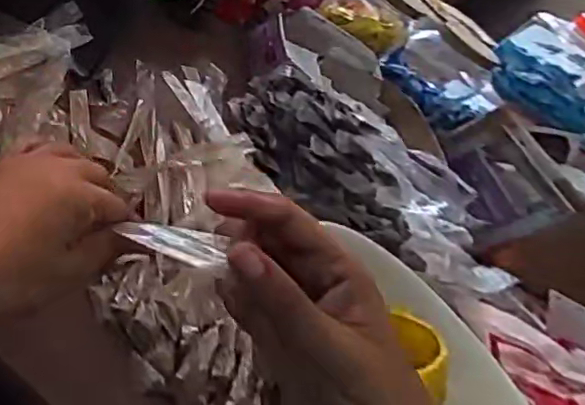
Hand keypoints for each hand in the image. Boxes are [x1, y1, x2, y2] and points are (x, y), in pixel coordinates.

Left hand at [0, 140, 129, 321]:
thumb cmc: (19, 275)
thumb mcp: (71, 270)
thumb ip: (105, 248)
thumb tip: (130, 236)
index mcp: (76, 190)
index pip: (116, 203)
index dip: (127, 224)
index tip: (131, 243)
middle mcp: (54, 164)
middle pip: (95, 171)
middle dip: (107, 196)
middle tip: (107, 230)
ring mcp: (27, 157)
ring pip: (68, 153)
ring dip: (81, 173)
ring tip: (82, 205)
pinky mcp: (6, 160)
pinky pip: (38, 146)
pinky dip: (52, 157)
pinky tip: (51, 178)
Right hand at [207, 189, 430, 404]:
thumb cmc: (374, 395)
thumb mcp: (334, 349)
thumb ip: (285, 301)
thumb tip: (235, 248)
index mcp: (335, 267)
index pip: (287, 219)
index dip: (249, 203)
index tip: (209, 200)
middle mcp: (310, 274)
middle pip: (262, 233)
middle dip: (237, 238)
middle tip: (219, 257)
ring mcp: (289, 297)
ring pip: (247, 261)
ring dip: (233, 271)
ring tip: (238, 298)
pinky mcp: (272, 322)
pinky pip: (241, 293)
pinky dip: (232, 296)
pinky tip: (239, 314)